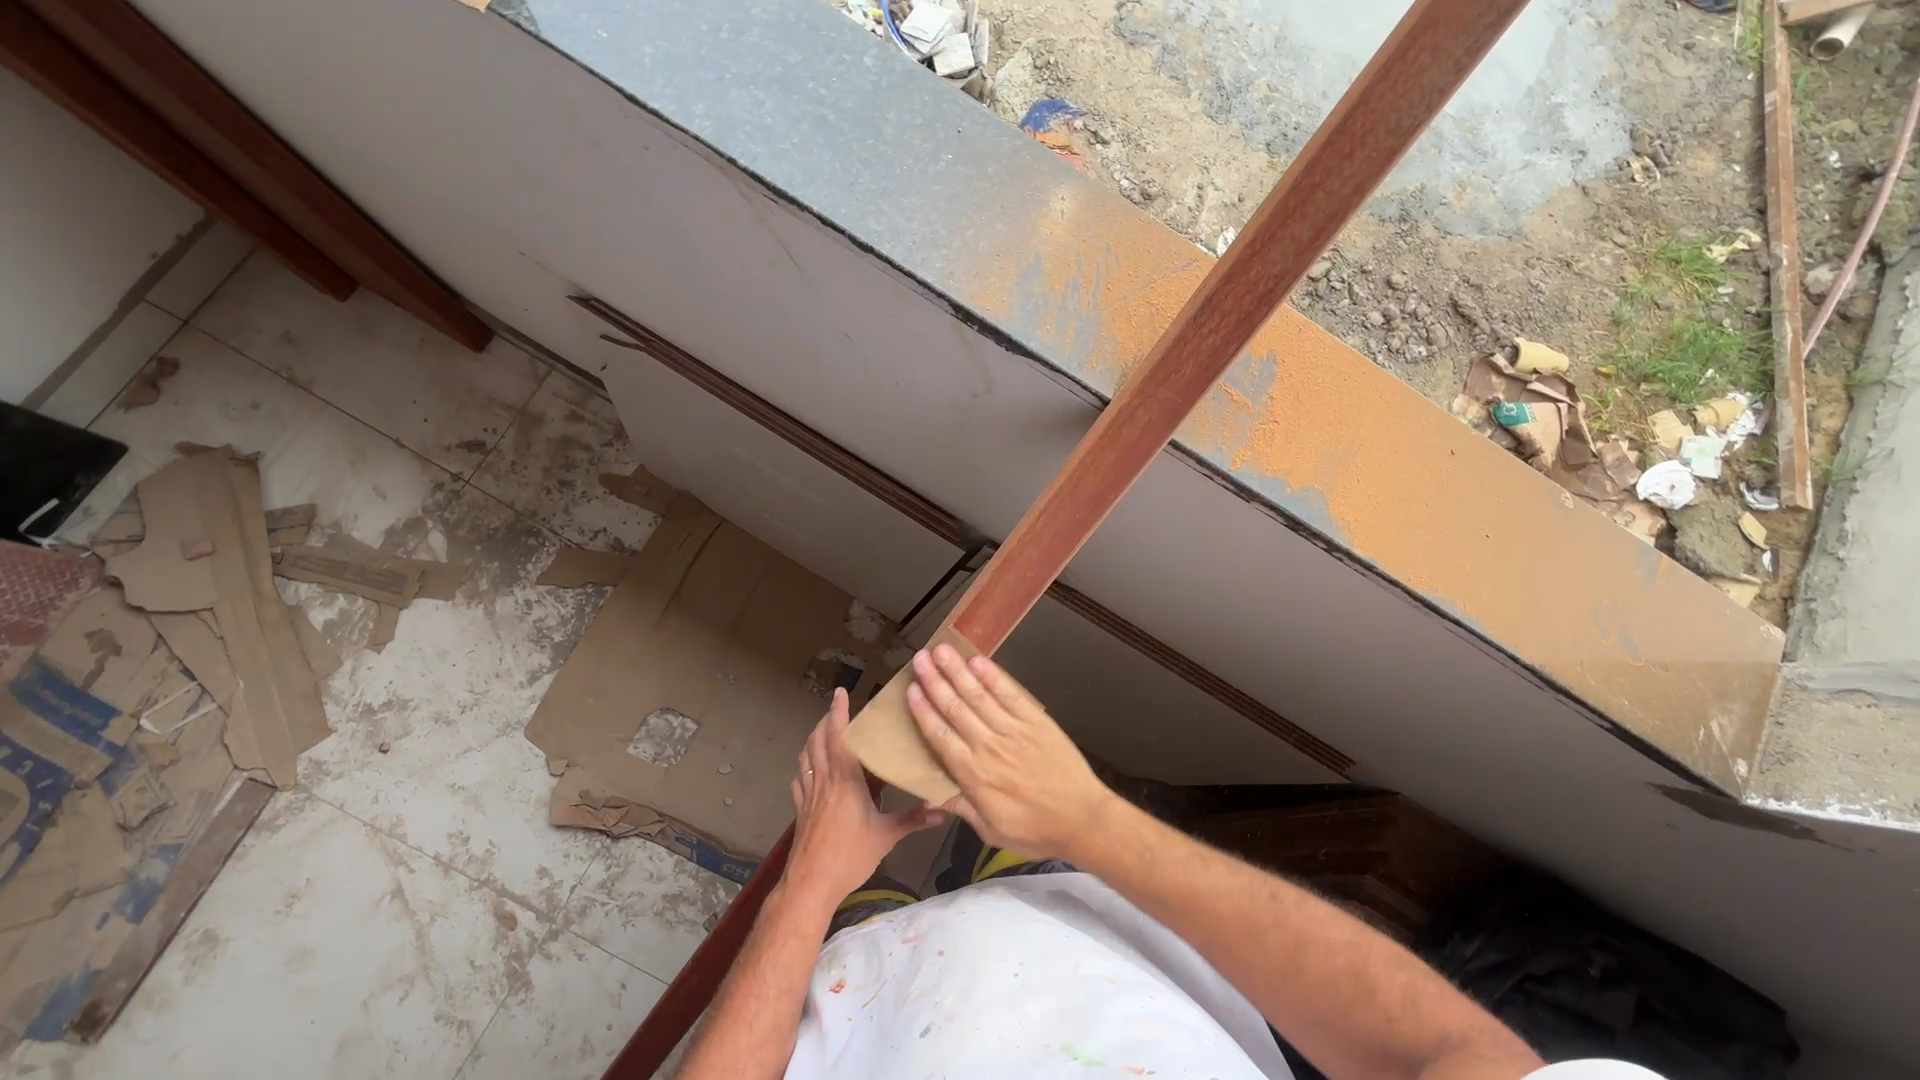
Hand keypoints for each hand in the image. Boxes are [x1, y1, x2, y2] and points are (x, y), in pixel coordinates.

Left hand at [784, 688, 946, 908]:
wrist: (811, 884)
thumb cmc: (849, 856)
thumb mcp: (886, 836)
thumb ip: (913, 819)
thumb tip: (942, 810)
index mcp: (845, 780)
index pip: (839, 737)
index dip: (839, 713)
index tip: (841, 692)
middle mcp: (824, 780)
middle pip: (818, 741)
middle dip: (826, 720)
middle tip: (837, 707)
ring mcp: (808, 795)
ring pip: (806, 756)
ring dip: (814, 739)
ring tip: (824, 730)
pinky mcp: (800, 810)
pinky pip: (799, 779)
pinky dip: (804, 766)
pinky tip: (809, 769)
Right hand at [905, 644, 1117, 860]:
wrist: (1082, 820)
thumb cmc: (1034, 831)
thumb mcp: (991, 830)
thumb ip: (961, 807)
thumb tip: (928, 798)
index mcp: (973, 774)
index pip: (940, 736)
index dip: (923, 711)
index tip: (910, 690)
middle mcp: (988, 746)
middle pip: (955, 708)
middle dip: (935, 681)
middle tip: (919, 658)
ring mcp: (1013, 730)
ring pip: (979, 695)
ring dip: (958, 671)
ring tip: (941, 650)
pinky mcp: (1036, 722)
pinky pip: (1010, 694)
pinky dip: (993, 677)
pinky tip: (978, 661)